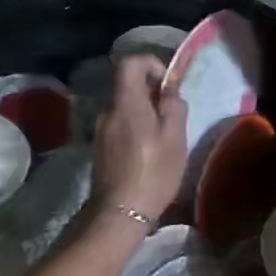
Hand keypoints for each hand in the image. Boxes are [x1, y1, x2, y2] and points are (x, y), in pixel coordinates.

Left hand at [94, 55, 189, 220]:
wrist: (120, 212)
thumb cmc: (153, 173)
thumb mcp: (175, 139)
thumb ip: (173, 107)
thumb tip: (169, 90)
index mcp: (126, 103)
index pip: (130, 62)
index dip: (151, 64)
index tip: (168, 84)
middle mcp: (108, 110)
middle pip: (128, 86)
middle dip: (152, 93)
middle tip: (172, 116)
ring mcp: (101, 129)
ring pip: (125, 107)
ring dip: (145, 113)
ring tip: (163, 138)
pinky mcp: (100, 146)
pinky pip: (120, 124)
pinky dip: (135, 127)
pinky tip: (148, 152)